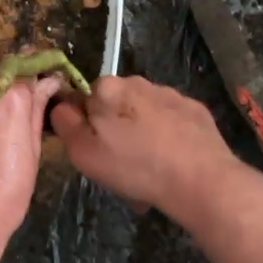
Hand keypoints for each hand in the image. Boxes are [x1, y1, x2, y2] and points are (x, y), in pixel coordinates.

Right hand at [50, 76, 262, 222]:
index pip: (86, 101)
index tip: (98, 153)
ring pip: (144, 115)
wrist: (202, 181)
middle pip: (116, 107)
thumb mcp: (84, 154)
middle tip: (122, 167)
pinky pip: (172, 122)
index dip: (88, 128)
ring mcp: (170, 94)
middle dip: (117, 132)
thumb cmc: (136, 167)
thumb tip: (61, 106)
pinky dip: (169, 139)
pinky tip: (174, 164)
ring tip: (150, 172)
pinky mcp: (196, 110)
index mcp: (107, 88)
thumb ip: (65, 124)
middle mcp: (137, 82)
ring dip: (142, 136)